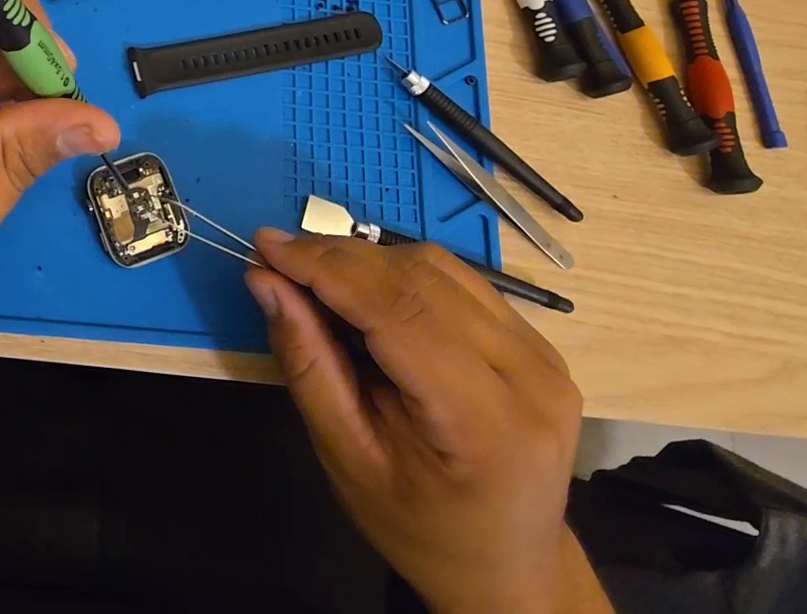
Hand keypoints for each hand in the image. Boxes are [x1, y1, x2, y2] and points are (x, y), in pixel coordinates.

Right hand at [246, 231, 611, 613]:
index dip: (326, 268)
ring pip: (435, 267)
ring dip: (364, 260)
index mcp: (487, 422)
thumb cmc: (417, 524)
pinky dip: (394, 272)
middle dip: (336, 257)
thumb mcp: (345, 455)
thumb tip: (265, 282)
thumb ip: (307, 363)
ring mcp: (541, 351)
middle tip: (275, 257)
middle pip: (417, 280)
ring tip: (311, 276)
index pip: (398, 312)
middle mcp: (529, 373)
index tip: (265, 244)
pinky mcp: (535, 339)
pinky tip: (360, 290)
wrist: (506, 562)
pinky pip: (454, 278)